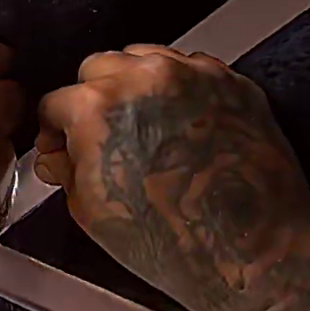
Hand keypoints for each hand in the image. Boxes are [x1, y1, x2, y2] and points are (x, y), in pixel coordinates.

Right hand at [34, 45, 309, 310]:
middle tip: (107, 135)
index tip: (65, 145)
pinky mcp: (226, 78)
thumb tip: (58, 152)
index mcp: (95, 107)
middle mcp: (140, 76)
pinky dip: (175, 88)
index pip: (55, 102)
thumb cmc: (170, 240)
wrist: (255, 252)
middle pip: (96, 68)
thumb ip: (65, 169)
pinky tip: (182, 123)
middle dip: (92, 99)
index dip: (55, 130)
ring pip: (140, 58)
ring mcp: (188, 71)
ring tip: (147, 125)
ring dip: (133, 85)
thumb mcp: (90, 211)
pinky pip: (185, 67)